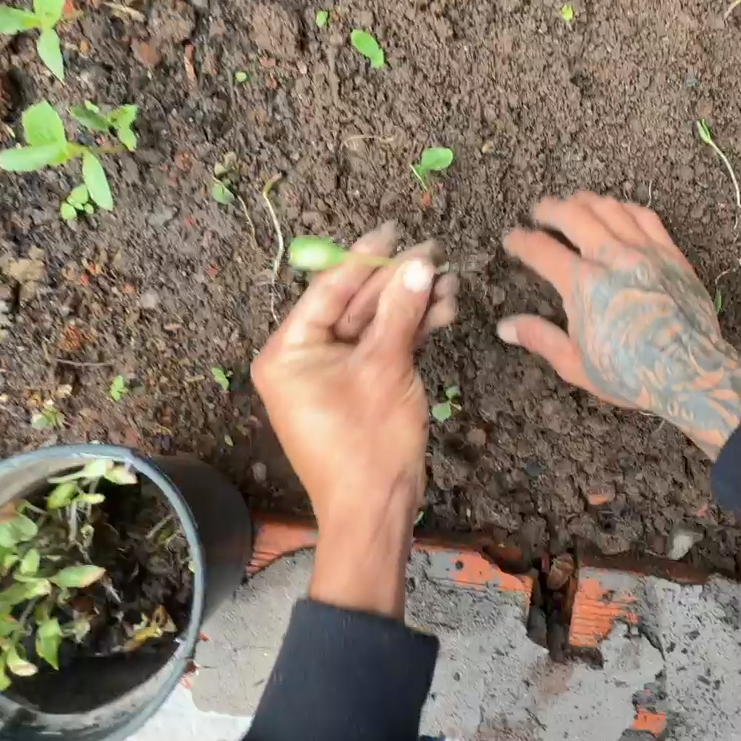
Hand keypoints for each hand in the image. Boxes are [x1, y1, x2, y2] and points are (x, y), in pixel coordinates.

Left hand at [253, 223, 453, 616]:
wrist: (376, 510)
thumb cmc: (368, 442)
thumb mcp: (385, 368)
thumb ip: (401, 311)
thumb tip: (421, 263)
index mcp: (288, 351)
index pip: (329, 290)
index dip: (364, 257)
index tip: (394, 229)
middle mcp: (304, 357)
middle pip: (356, 303)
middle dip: (398, 281)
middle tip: (435, 253)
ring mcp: (333, 372)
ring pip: (375, 324)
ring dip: (412, 305)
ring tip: (452, 282)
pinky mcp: (358, 385)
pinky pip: (382, 346)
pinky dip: (411, 331)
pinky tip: (444, 311)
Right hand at [499, 193, 740, 458]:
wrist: (692, 373)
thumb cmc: (632, 375)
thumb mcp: (576, 364)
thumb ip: (540, 338)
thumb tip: (505, 327)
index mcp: (584, 285)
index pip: (542, 250)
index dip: (521, 241)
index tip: (512, 238)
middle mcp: (612, 258)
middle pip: (574, 215)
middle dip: (550, 209)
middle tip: (539, 210)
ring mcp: (644, 252)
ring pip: (610, 209)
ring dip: (586, 201)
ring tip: (573, 202)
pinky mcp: (670, 254)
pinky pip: (645, 217)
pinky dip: (625, 207)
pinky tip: (617, 209)